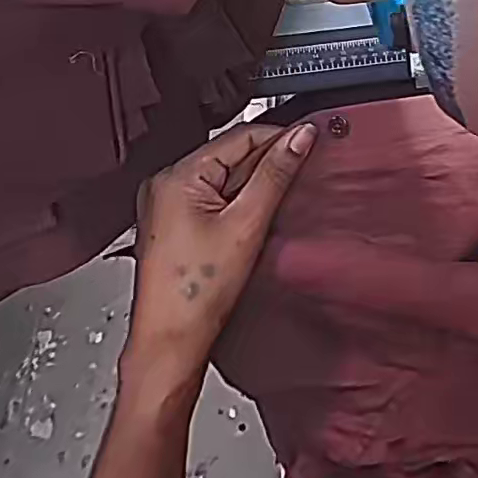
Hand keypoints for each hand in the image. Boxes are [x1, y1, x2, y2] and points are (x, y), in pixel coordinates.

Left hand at [121, 122, 316, 387]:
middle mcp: (167, 183)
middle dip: (269, 161)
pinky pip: (216, 195)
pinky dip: (241, 200)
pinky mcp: (176, 221)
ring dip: (257, 182)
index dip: (280, 136)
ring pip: (227, 175)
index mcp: (178, 175)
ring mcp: (169, 202)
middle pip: (233, 153)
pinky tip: (258, 214)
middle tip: (303, 171)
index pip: (241, 135)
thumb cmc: (196, 292)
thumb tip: (299, 138)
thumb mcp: (247, 223)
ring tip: (282, 197)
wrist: (171, 341)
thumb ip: (276, 173)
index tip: (309, 139)